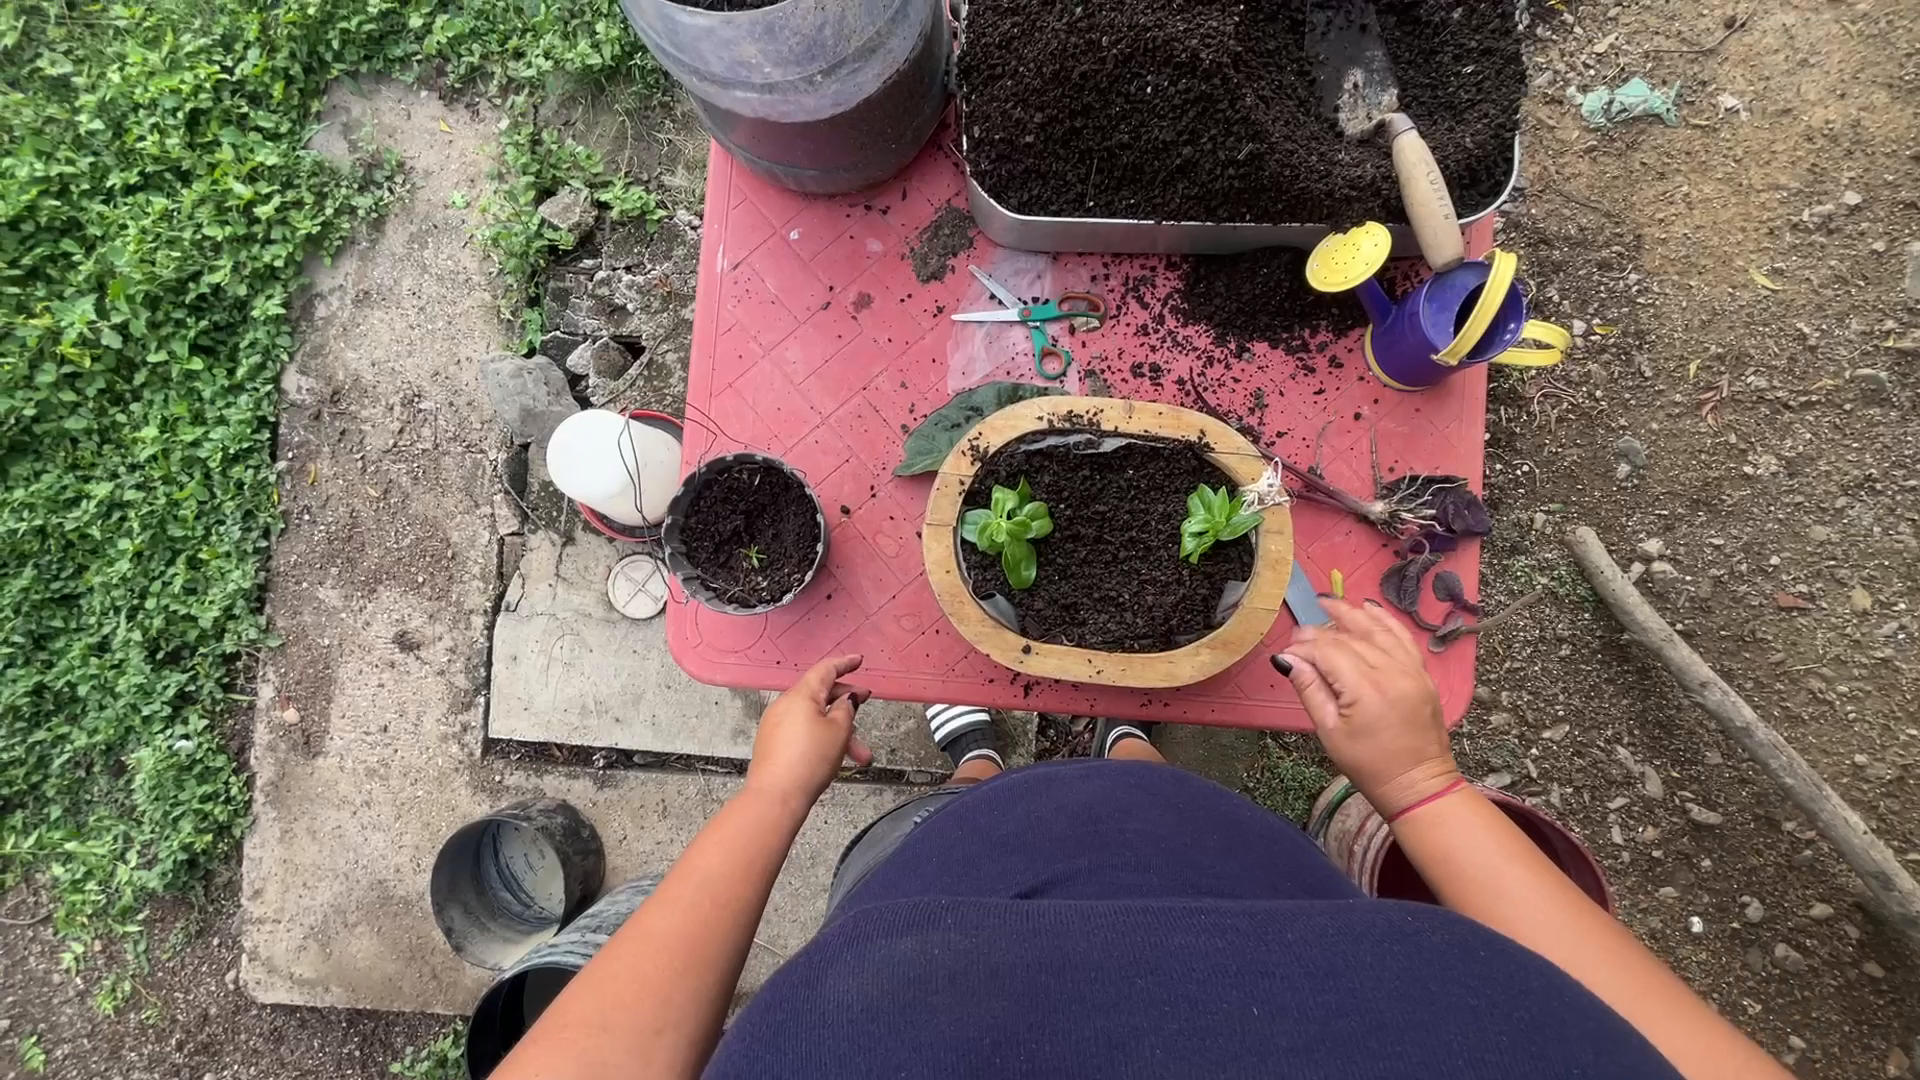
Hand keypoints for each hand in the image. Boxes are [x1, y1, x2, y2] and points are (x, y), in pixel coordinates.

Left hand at [744, 654, 873, 808]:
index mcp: (801, 694)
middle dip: (846, 701)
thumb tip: (846, 700)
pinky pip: (802, 731)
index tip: (857, 660)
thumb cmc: (808, 762)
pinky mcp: (773, 742)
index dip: (845, 663)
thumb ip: (846, 708)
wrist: (775, 797)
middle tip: (865, 702)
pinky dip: (821, 737)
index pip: (826, 669)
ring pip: (814, 717)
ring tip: (859, 755)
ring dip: (838, 730)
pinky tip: (835, 756)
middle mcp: (785, 704)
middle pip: (821, 694)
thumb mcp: (839, 731)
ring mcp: (776, 723)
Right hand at [1274, 599, 1460, 818]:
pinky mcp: (1423, 675)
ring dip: (1353, 614)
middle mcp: (1392, 672)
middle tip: (1299, 631)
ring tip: (1329, 603)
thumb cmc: (1367, 764)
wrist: (1418, 785)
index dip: (1304, 647)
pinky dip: (1386, 621)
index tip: (1287, 652)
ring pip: (1379, 631)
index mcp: (1366, 689)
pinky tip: (1370, 609)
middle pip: (1351, 638)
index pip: (1328, 651)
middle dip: (1321, 632)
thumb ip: (1309, 688)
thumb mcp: (1328, 730)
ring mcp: (1412, 672)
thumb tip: (1287, 659)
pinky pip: (1404, 638)